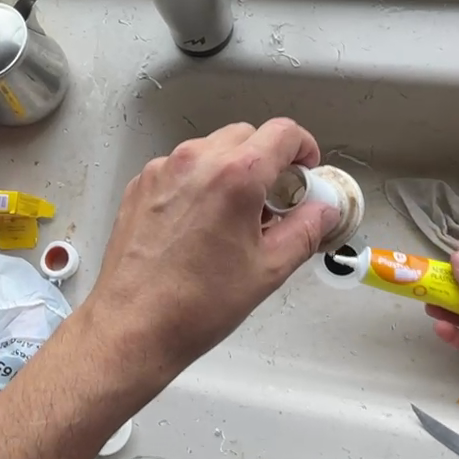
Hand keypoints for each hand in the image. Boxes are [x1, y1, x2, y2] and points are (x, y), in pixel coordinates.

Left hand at [80, 119, 338, 391]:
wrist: (133, 325)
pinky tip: (199, 224)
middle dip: (267, 161)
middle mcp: (195, 161)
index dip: (303, 148)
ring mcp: (162, 170)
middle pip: (246, 136)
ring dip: (231, 169)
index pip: (283, 133)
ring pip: (210, 149)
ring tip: (234, 216)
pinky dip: (198, 182)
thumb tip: (324, 210)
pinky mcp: (140, 186)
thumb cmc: (197, 304)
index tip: (305, 170)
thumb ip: (305, 230)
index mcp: (234, 176)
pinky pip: (179, 168)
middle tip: (274, 201)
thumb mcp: (268, 269)